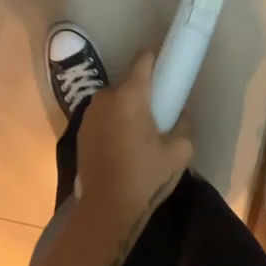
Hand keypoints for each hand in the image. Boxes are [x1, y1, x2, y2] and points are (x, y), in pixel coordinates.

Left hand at [75, 52, 192, 249]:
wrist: (106, 206)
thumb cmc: (145, 175)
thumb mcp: (179, 152)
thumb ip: (184, 124)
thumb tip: (179, 112)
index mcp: (130, 95)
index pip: (143, 59)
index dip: (156, 60)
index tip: (167, 69)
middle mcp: (105, 96)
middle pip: (128, 83)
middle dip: (142, 93)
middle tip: (157, 115)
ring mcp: (89, 113)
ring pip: (114, 101)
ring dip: (126, 110)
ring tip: (139, 136)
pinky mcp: (80, 130)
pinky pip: (103, 117)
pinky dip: (113, 123)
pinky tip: (122, 147)